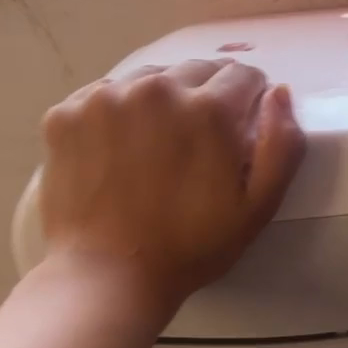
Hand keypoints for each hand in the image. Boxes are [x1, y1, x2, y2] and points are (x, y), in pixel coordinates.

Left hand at [37, 59, 304, 311]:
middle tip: (198, 145)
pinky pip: (105, 94)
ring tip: (157, 146)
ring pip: (151, 78)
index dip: (249, 104)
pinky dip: (119, 113)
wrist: (108, 277)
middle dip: (207, 98)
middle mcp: (157, 89)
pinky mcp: (66, 112)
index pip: (244, 76)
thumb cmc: (192, 247)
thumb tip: (279, 93)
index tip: (239, 134)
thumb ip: (282, 144)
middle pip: (198, 70)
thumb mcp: (259, 206)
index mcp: (208, 109)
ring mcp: (105, 98)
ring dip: (162, 101)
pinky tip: (120, 151)